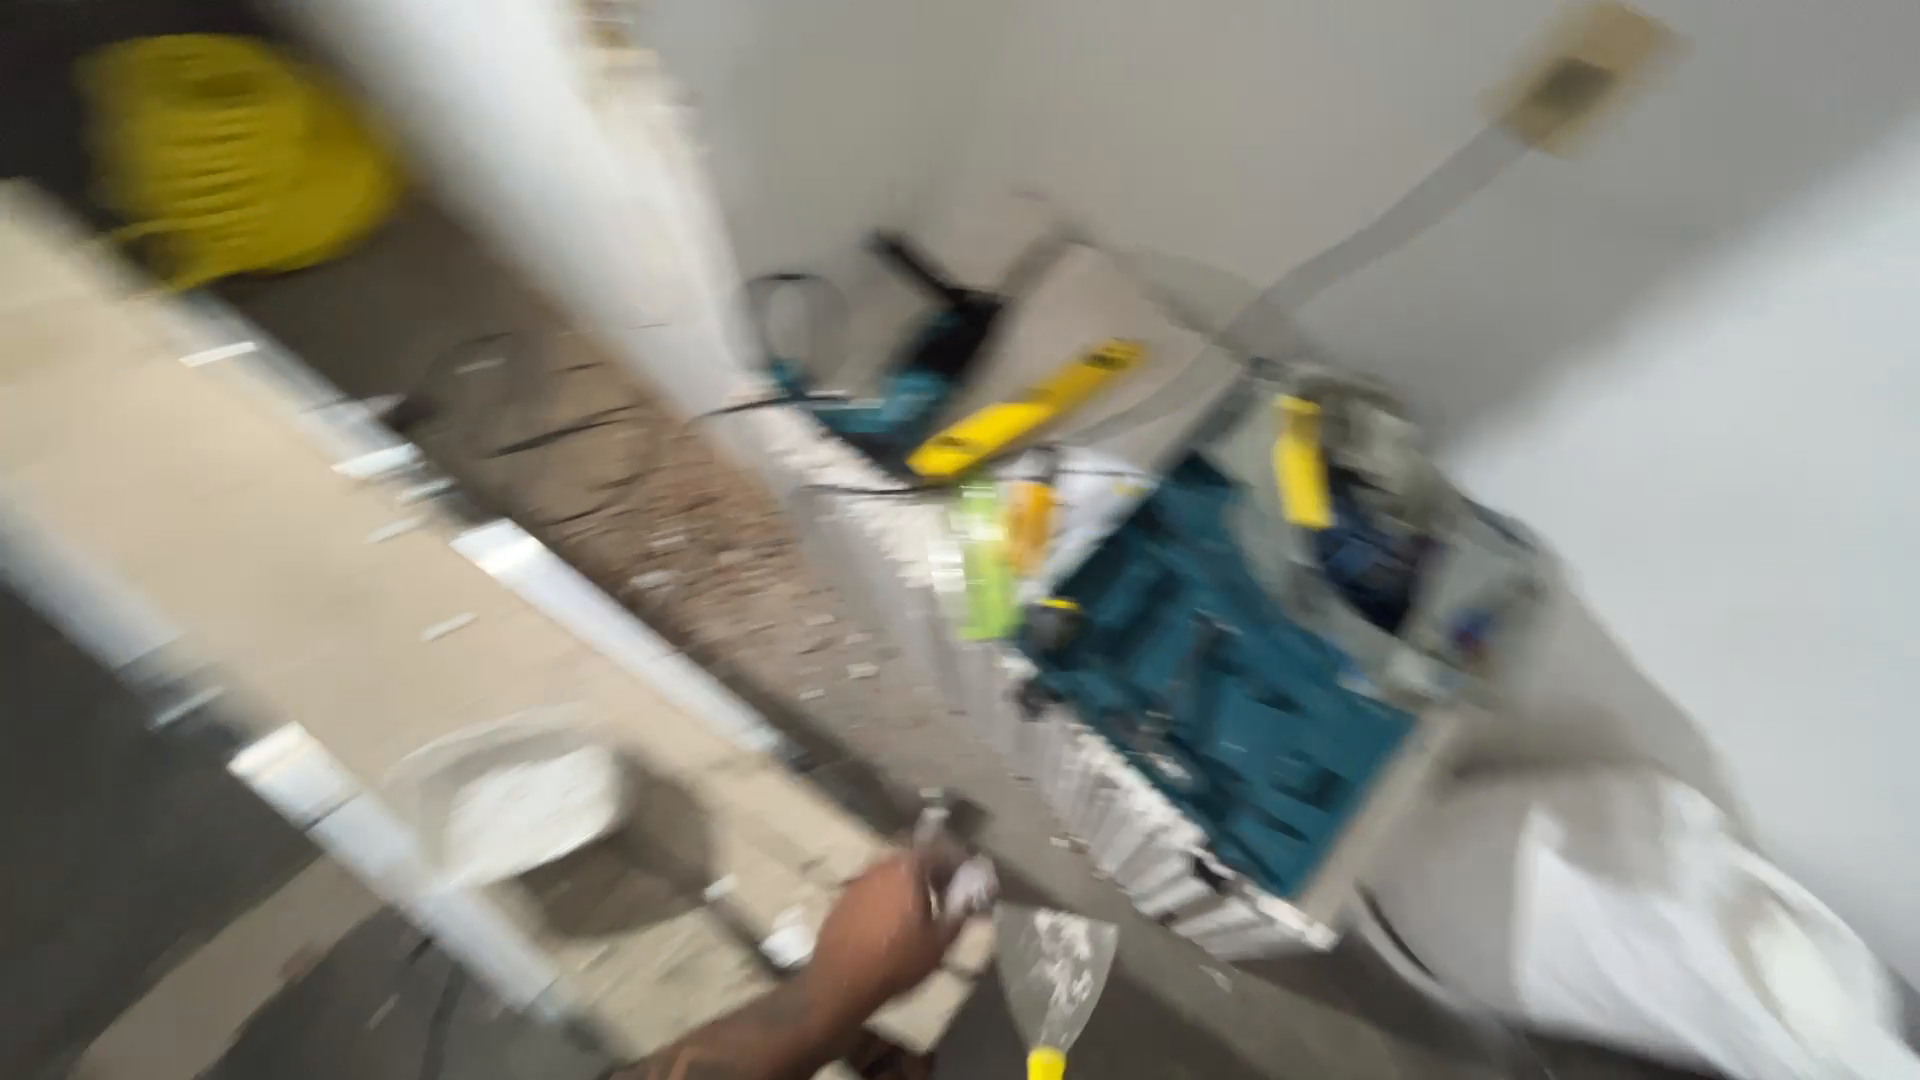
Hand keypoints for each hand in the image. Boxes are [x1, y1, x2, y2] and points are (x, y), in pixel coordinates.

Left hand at [804, 850, 965, 1019]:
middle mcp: (883, 863)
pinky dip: (888, 896)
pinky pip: (875, 887)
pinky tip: (891, 920)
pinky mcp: (845, 896)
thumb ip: (960, 915)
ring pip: (894, 873)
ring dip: (910, 885)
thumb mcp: (939, 944)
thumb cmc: (896, 960)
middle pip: (916, 859)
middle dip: (934, 873)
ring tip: (920, 910)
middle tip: (945, 894)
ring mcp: (860, 878)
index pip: (941, 851)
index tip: (967, 880)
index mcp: (909, 867)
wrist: (840, 981)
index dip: (958, 864)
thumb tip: (972, 900)